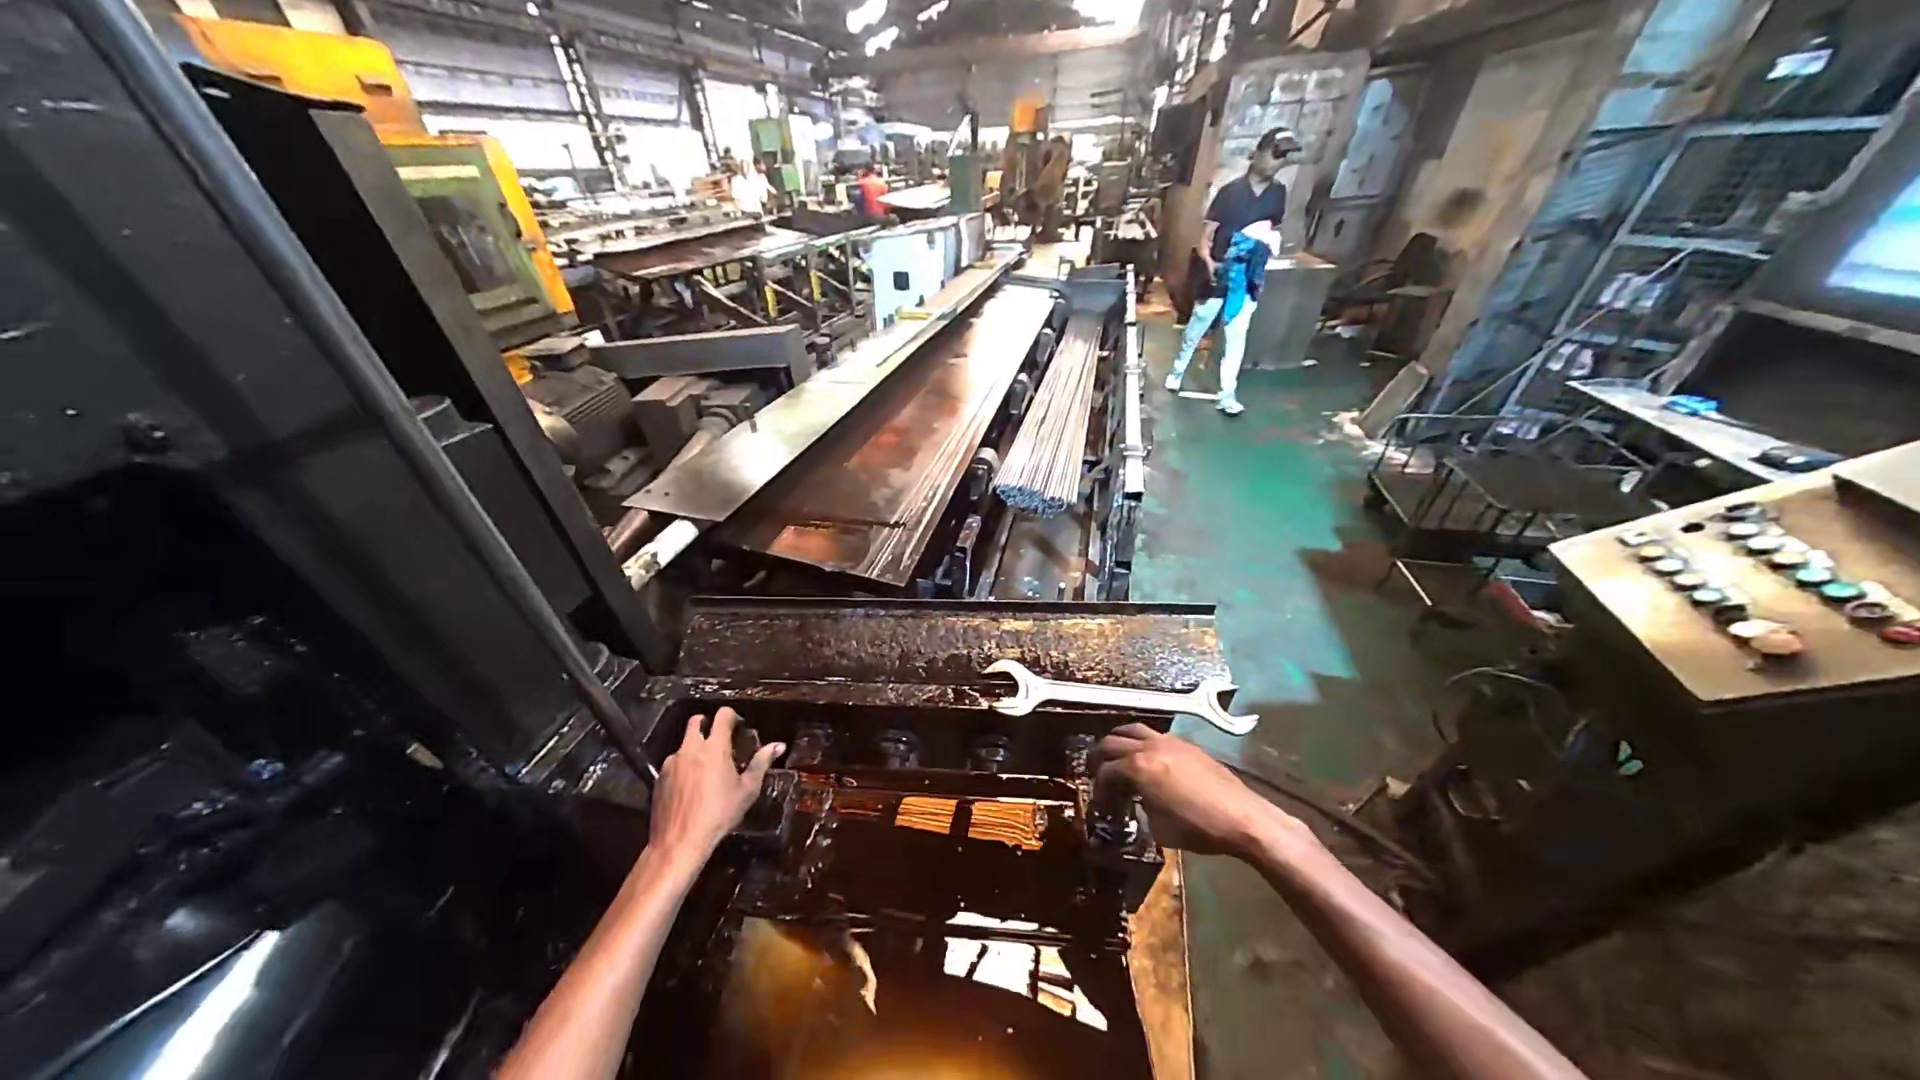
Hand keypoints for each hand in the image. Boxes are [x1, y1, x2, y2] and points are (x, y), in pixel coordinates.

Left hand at [648, 708, 783, 868]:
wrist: (680, 842)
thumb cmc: (720, 814)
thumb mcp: (747, 790)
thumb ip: (761, 763)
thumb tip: (778, 745)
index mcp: (714, 748)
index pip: (722, 716)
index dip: (732, 716)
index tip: (738, 725)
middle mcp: (690, 749)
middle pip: (696, 721)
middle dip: (707, 723)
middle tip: (719, 739)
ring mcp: (672, 763)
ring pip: (684, 744)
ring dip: (695, 748)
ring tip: (706, 768)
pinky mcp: (659, 778)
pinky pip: (674, 763)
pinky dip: (683, 766)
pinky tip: (691, 786)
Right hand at [1092, 724, 1315, 858]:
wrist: (1242, 817)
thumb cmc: (1198, 828)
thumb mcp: (1158, 827)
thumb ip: (1139, 807)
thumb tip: (1135, 802)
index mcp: (1137, 767)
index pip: (1105, 771)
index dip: (1099, 788)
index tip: (1101, 803)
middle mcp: (1148, 746)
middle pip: (1111, 742)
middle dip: (1099, 758)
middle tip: (1097, 774)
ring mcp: (1168, 740)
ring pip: (1131, 729)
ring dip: (1118, 741)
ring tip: (1115, 756)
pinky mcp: (1185, 743)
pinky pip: (1152, 733)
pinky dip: (1140, 741)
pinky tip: (1145, 757)